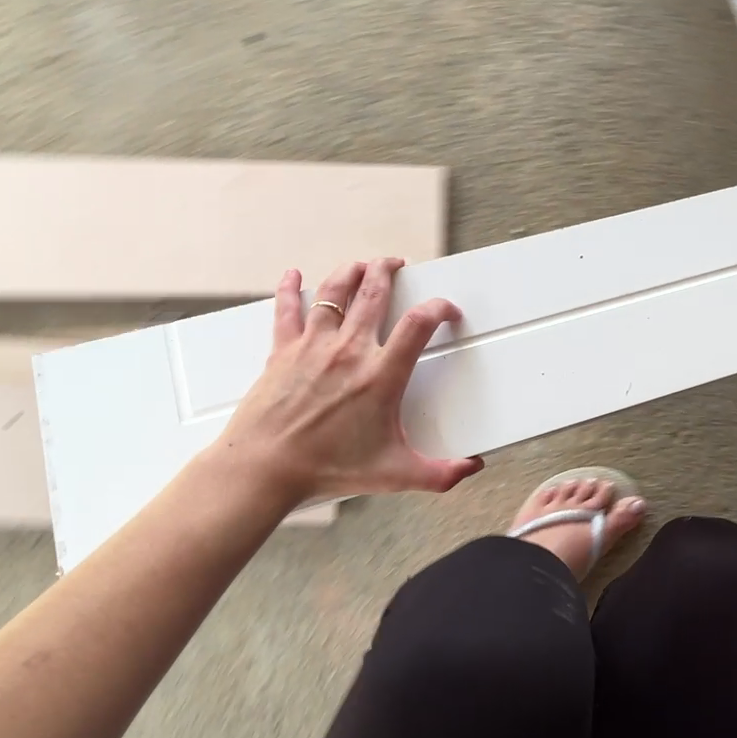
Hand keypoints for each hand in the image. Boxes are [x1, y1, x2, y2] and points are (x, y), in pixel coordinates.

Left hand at [213, 258, 483, 510]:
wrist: (264, 468)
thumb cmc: (327, 469)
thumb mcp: (394, 474)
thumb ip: (440, 473)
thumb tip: (472, 469)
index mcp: (380, 375)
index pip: (419, 324)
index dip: (439, 308)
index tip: (447, 311)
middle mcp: (349, 352)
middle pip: (373, 294)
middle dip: (387, 272)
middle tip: (396, 264)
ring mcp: (313, 347)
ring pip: (334, 294)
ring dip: (350, 273)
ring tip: (361, 265)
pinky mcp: (283, 352)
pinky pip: (287, 310)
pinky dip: (290, 289)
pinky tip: (292, 276)